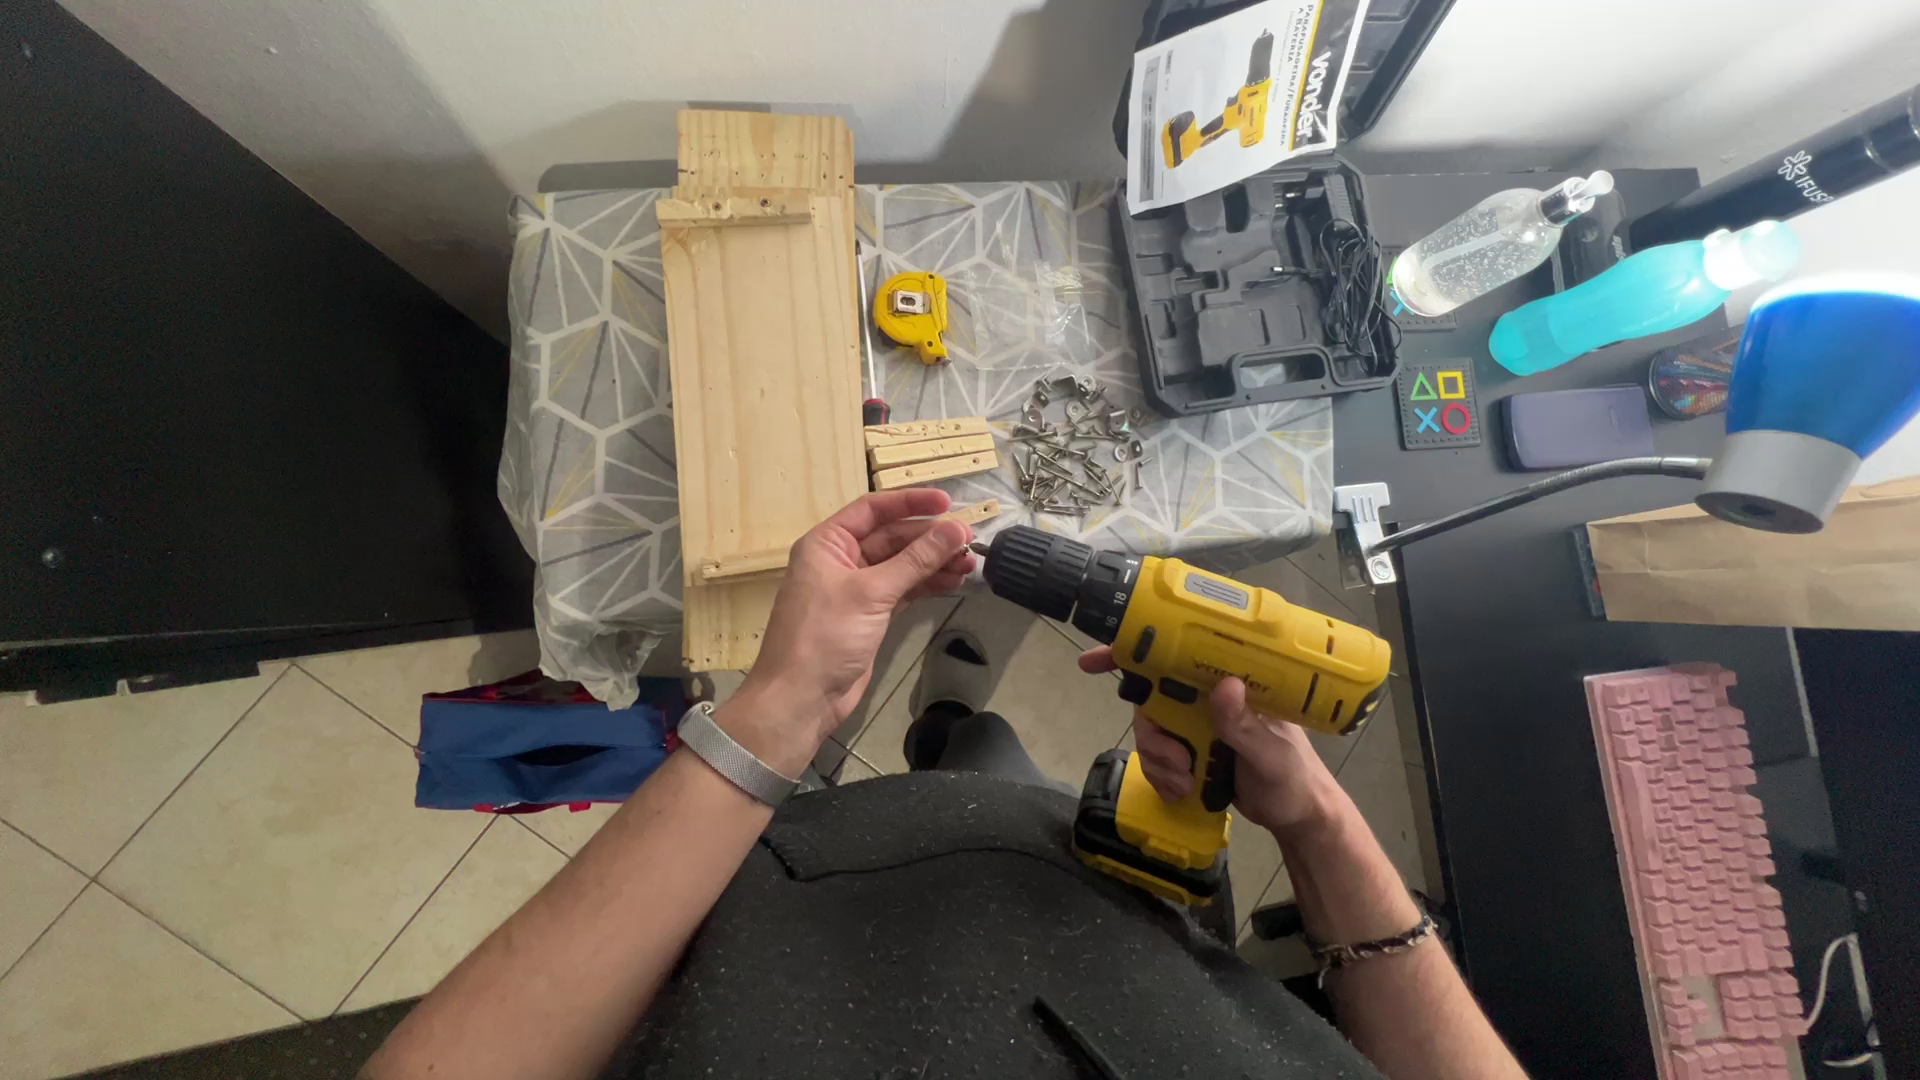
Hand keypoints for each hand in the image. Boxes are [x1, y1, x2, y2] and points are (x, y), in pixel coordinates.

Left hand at [720, 489, 974, 773]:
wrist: (802, 698)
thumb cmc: (825, 636)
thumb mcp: (872, 592)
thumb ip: (916, 560)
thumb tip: (955, 530)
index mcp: (827, 543)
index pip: (873, 509)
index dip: (911, 502)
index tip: (948, 502)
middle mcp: (840, 560)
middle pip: (891, 537)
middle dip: (929, 538)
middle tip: (968, 539)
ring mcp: (855, 589)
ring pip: (901, 565)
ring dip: (933, 562)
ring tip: (969, 562)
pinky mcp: (869, 614)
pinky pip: (902, 589)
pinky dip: (926, 585)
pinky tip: (953, 582)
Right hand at [1078, 647, 1340, 838]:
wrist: (1297, 817)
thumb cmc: (1295, 778)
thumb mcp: (1274, 754)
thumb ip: (1246, 725)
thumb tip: (1225, 685)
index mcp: (1227, 683)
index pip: (1177, 655)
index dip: (1133, 651)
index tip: (1094, 662)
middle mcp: (1204, 698)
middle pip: (1150, 699)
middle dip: (1151, 733)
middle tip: (1174, 759)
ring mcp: (1193, 725)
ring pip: (1148, 731)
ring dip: (1158, 761)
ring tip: (1185, 781)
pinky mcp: (1186, 751)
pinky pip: (1153, 758)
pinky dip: (1161, 777)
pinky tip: (1182, 790)